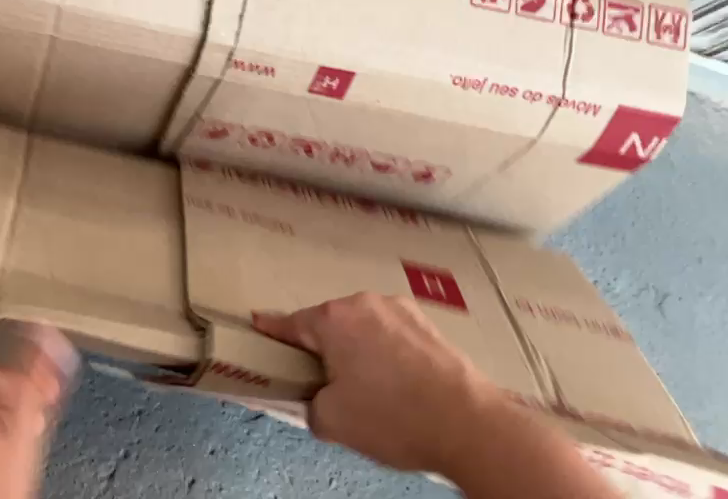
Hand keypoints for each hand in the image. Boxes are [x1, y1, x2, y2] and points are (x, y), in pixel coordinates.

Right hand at [253, 293, 501, 475]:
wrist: (469, 425)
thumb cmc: (393, 417)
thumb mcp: (334, 422)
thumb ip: (311, 405)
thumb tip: (318, 400)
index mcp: (332, 320)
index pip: (290, 323)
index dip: (272, 329)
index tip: (257, 324)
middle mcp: (362, 303)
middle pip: (330, 324)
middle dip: (325, 348)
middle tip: (328, 381)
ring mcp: (399, 309)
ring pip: (364, 327)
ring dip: (359, 348)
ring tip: (371, 387)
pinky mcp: (429, 324)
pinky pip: (393, 334)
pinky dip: (388, 352)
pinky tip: (400, 384)